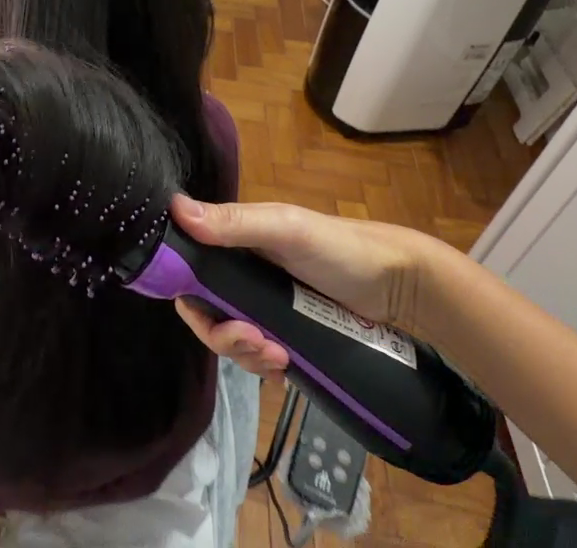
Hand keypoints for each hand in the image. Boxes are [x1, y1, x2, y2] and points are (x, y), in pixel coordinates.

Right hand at [169, 196, 450, 379]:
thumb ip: (234, 223)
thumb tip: (174, 208)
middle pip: (205, 312)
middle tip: (254, 342)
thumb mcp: (286, 229)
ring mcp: (262, 305)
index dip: (187, 296)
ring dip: (245, 354)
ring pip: (230, 337)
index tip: (205, 314)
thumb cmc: (339, 248)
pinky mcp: (284, 332)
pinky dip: (263, 365)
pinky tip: (285, 368)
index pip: (186, 272)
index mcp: (232, 242)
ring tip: (279, 359)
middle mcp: (239, 273)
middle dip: (222, 335)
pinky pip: (256, 355)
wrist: (402, 287)